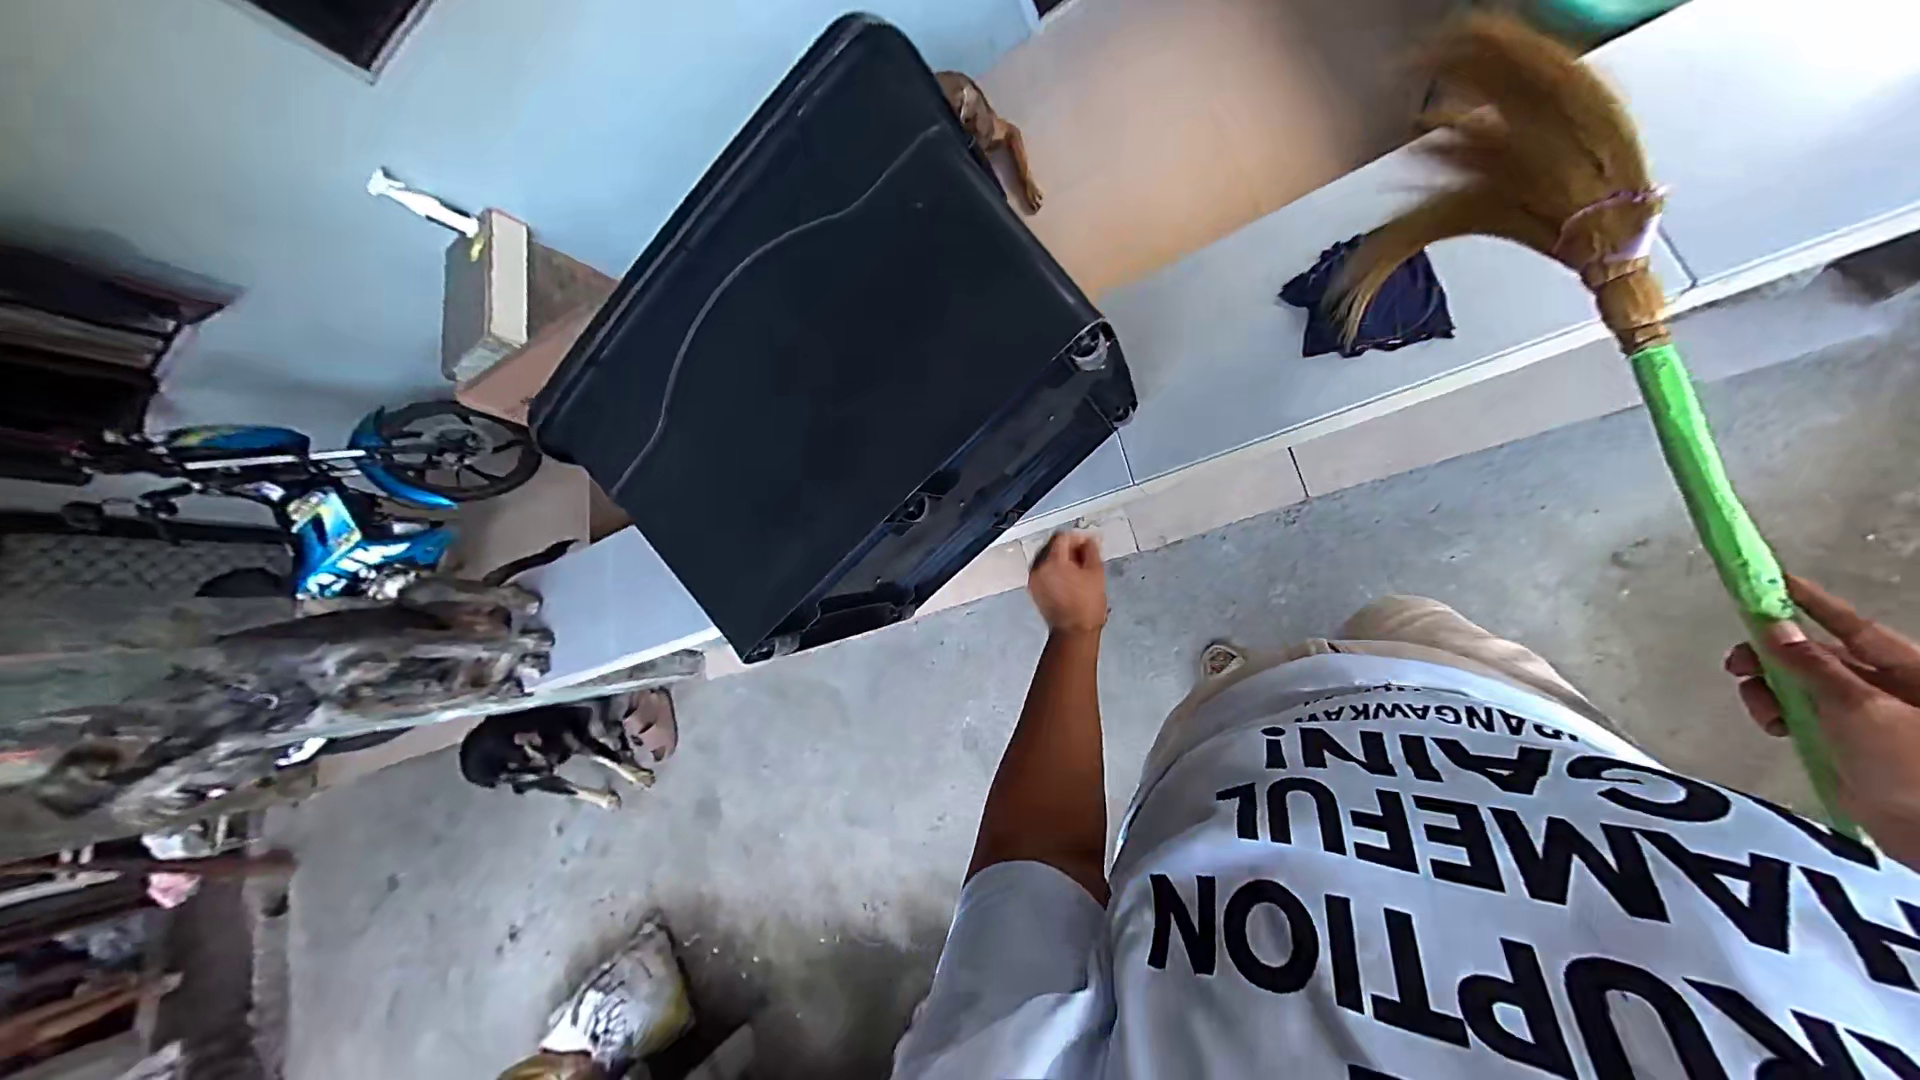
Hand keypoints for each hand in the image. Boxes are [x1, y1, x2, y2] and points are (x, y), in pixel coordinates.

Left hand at [1028, 531, 1106, 634]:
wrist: (1074, 632)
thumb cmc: (1087, 606)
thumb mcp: (1096, 573)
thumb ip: (1091, 550)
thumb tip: (1089, 540)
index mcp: (1052, 562)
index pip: (1061, 537)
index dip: (1077, 537)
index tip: (1088, 543)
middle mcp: (1038, 568)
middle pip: (1052, 546)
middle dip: (1069, 547)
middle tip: (1084, 554)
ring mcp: (1034, 580)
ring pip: (1046, 558)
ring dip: (1061, 558)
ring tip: (1078, 566)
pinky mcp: (1034, 590)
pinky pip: (1043, 571)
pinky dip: (1054, 569)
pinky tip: (1068, 577)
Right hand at [1726, 574, 1919, 863]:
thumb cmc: (1914, 765)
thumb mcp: (1859, 709)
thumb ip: (1812, 667)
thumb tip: (1776, 628)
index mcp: (1910, 674)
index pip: (1852, 626)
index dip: (1812, 603)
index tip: (1772, 581)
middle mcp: (1889, 689)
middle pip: (1816, 657)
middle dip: (1772, 657)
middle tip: (1738, 665)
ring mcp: (1867, 717)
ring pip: (1799, 686)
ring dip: (1769, 691)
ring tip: (1763, 711)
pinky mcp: (1847, 742)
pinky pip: (1800, 714)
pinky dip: (1778, 715)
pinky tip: (1774, 727)